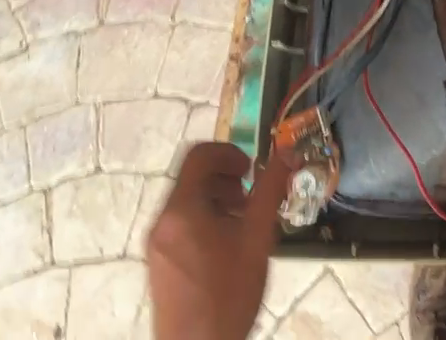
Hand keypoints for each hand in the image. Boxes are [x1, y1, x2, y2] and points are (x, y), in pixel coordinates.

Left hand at [147, 142, 292, 339]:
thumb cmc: (229, 293)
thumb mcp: (257, 236)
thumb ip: (271, 188)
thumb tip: (288, 152)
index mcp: (182, 210)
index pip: (199, 156)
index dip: (229, 152)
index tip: (252, 169)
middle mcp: (163, 221)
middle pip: (193, 177)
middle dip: (227, 177)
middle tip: (252, 196)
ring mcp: (157, 244)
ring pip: (188, 200)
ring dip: (219, 197)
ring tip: (244, 221)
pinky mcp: (160, 262)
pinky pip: (182, 223)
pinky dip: (207, 218)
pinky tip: (229, 244)